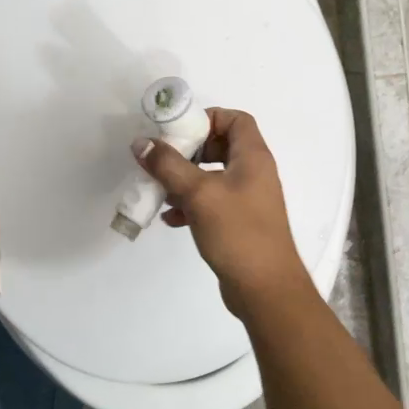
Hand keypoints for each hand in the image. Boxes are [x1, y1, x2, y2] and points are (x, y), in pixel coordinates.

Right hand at [135, 107, 309, 315]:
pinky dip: (191, 204)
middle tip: (164, 158)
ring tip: (160, 190)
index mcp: (253, 158)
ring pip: (212, 176)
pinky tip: (170, 218)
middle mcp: (254, 174)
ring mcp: (248, 200)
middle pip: (221, 146)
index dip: (208, 118)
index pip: (235, 119)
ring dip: (185, 179)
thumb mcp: (198, 193)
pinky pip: (212, 202)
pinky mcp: (239, 223)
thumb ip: (168, 165)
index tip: (179, 130)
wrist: (266, 289)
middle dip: (189, 150)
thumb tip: (142, 143)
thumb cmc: (237, 232)